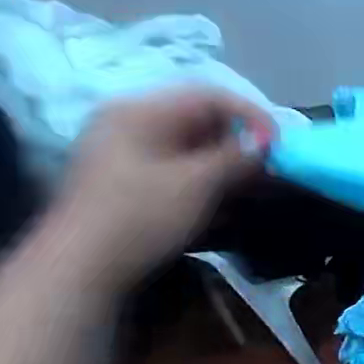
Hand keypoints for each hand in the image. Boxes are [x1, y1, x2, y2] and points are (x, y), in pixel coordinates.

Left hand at [47, 87, 274, 291]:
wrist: (82, 268)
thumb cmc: (140, 217)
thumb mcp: (196, 184)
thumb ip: (236, 157)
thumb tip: (268, 141)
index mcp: (141, 111)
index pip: (209, 95)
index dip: (252, 115)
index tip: (282, 145)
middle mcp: (132, 122)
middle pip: (200, 117)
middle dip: (242, 140)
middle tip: (275, 166)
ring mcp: (128, 151)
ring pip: (192, 144)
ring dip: (230, 161)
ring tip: (260, 184)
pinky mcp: (131, 179)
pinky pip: (180, 164)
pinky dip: (210, 175)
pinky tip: (231, 198)